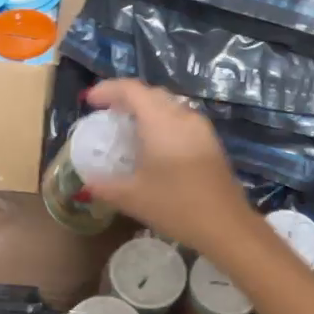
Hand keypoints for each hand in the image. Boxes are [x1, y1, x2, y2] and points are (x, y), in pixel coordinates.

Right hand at [83, 79, 255, 252]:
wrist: (225, 224)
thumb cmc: (176, 206)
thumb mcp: (132, 198)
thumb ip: (105, 186)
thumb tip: (87, 182)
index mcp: (160, 121)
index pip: (131, 89)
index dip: (108, 89)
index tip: (90, 101)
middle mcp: (182, 116)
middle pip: (152, 94)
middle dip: (127, 98)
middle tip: (108, 113)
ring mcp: (201, 129)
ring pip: (170, 106)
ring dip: (148, 110)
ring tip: (130, 128)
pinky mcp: (212, 143)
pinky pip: (182, 121)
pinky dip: (164, 124)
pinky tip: (156, 146)